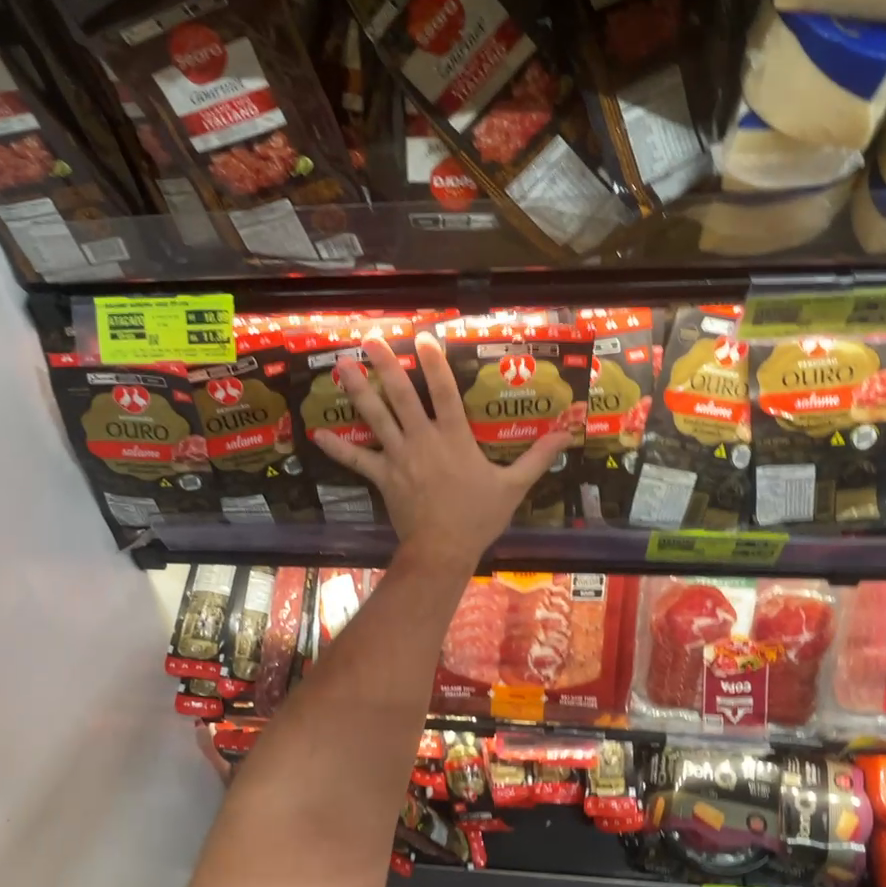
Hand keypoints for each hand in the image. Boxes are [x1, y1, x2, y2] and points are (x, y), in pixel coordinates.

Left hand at [309, 331, 568, 574]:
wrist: (443, 550)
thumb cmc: (479, 517)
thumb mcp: (514, 486)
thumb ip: (538, 456)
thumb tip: (568, 432)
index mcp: (455, 437)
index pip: (446, 392)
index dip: (434, 363)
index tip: (423, 336)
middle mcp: (423, 440)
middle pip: (402, 396)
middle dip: (386, 365)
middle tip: (370, 338)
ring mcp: (399, 457)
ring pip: (376, 417)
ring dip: (358, 391)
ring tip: (341, 366)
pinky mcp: (383, 476)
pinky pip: (358, 459)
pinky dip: (338, 447)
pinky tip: (317, 434)